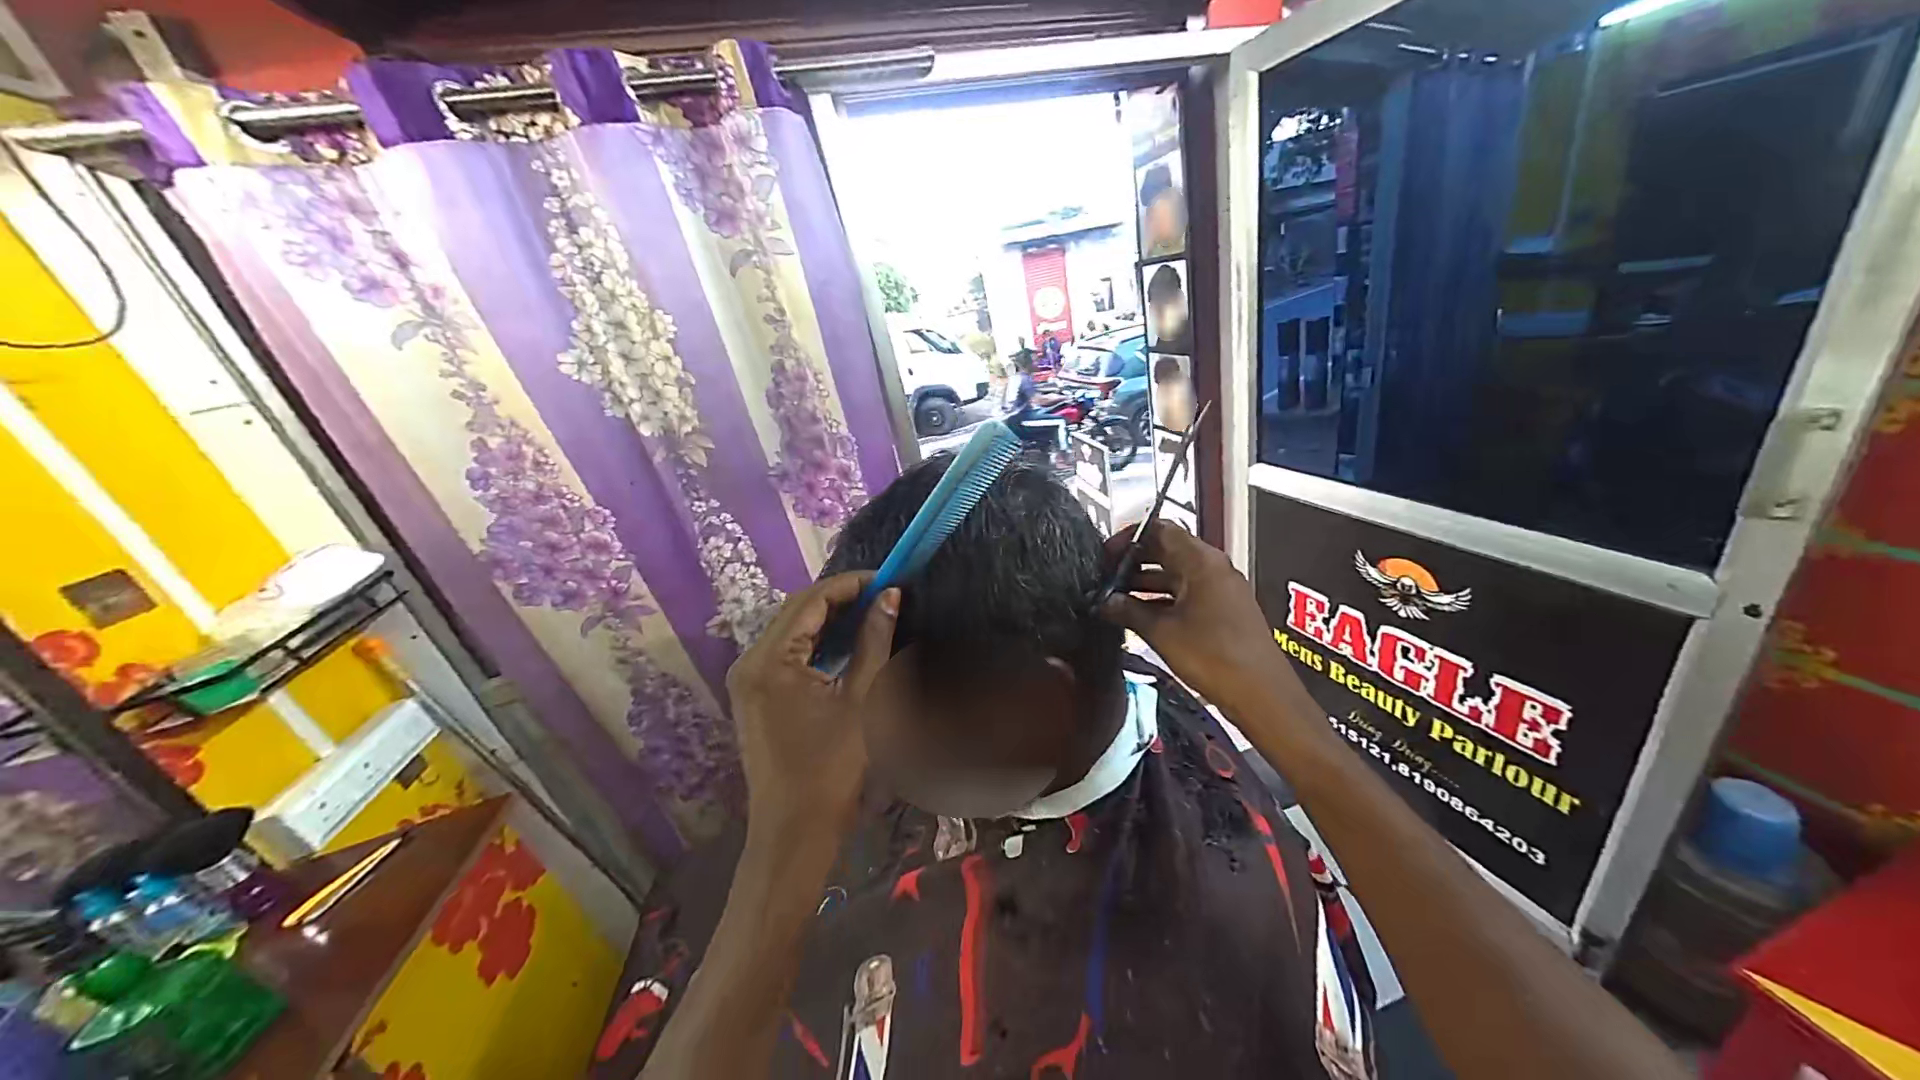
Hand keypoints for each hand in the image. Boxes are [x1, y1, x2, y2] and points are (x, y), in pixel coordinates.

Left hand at [725, 573, 899, 837]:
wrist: (795, 830)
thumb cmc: (833, 767)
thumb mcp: (862, 699)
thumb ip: (874, 641)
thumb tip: (890, 597)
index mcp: (770, 660)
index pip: (810, 601)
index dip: (850, 584)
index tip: (888, 578)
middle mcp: (750, 662)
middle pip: (796, 611)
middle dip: (840, 598)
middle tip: (884, 594)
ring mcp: (747, 680)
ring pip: (790, 631)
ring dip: (828, 619)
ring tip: (871, 614)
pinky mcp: (754, 696)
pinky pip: (785, 654)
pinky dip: (815, 643)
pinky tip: (846, 644)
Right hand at [1098, 522, 1285, 714]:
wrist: (1260, 694)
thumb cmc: (1217, 657)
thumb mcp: (1160, 632)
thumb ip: (1128, 611)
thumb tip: (1106, 602)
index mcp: (1202, 562)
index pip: (1159, 530)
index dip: (1128, 538)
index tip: (1107, 554)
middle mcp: (1214, 569)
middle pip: (1167, 550)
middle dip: (1133, 562)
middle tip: (1106, 577)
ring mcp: (1221, 590)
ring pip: (1175, 574)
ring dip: (1145, 583)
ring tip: (1116, 599)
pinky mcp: (1224, 611)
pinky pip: (1186, 594)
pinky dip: (1162, 600)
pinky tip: (1141, 617)